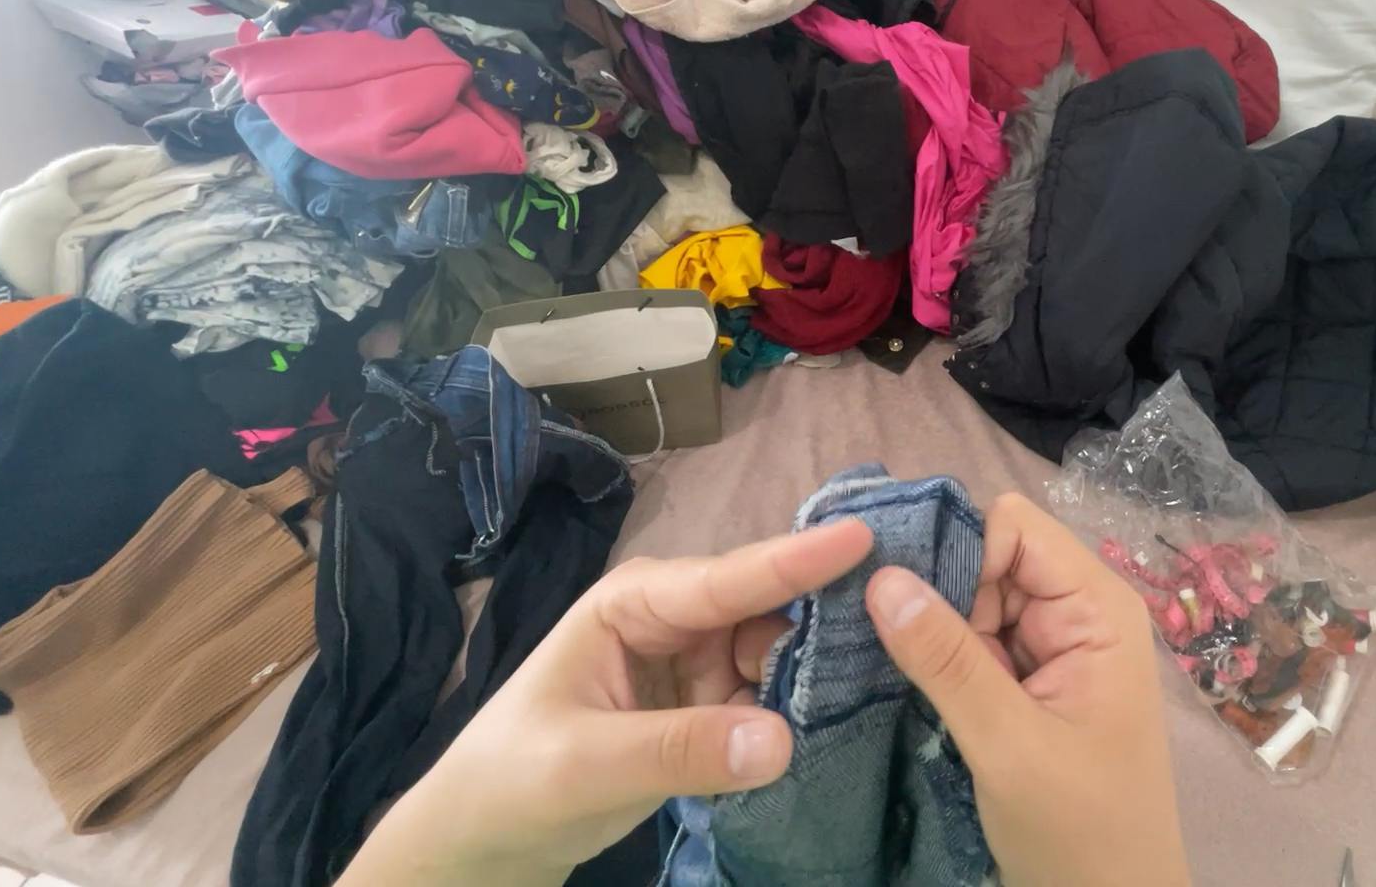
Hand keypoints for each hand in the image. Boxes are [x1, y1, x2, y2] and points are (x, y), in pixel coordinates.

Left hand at [337, 518, 875, 886]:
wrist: (483, 838)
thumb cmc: (513, 782)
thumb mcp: (583, 767)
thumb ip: (680, 751)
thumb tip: (782, 739)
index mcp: (638, 600)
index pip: (727, 577)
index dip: (797, 559)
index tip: (863, 536)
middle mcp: (678, 615)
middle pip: (765, 608)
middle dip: (819, 618)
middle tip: (892, 629)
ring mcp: (697, 657)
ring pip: (774, 650)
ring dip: (809, 671)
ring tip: (866, 685)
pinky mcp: (709, 699)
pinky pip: (765, 693)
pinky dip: (791, 707)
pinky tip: (825, 717)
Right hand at [867, 494, 1190, 886]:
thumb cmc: (1080, 834)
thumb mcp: (1009, 746)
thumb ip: (946, 659)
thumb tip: (882, 577)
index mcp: (1096, 605)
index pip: (1014, 527)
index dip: (963, 552)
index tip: (917, 604)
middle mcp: (1075, 607)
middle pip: (989, 554)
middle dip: (943, 592)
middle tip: (900, 643)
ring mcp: (1049, 639)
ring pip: (971, 592)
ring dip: (936, 626)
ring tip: (905, 668)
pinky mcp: (1024, 670)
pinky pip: (970, 632)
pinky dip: (940, 650)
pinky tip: (914, 675)